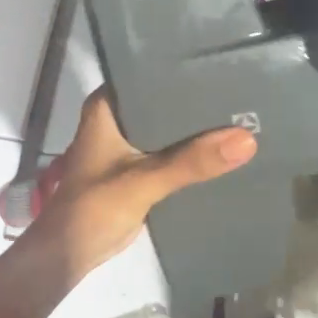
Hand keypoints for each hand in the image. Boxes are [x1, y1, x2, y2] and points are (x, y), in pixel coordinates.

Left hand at [38, 89, 256, 275]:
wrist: (70, 252)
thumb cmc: (93, 208)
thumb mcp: (143, 182)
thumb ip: (191, 162)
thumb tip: (247, 139)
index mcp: (106, 108)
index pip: (148, 74)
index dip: (184, 72)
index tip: (225, 66)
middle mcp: (116, 119)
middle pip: (163, 101)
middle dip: (198, 101)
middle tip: (247, 91)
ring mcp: (127, 144)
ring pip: (169, 129)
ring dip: (198, 130)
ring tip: (247, 115)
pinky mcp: (138, 168)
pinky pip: (171, 153)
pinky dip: (193, 154)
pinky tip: (228, 149)